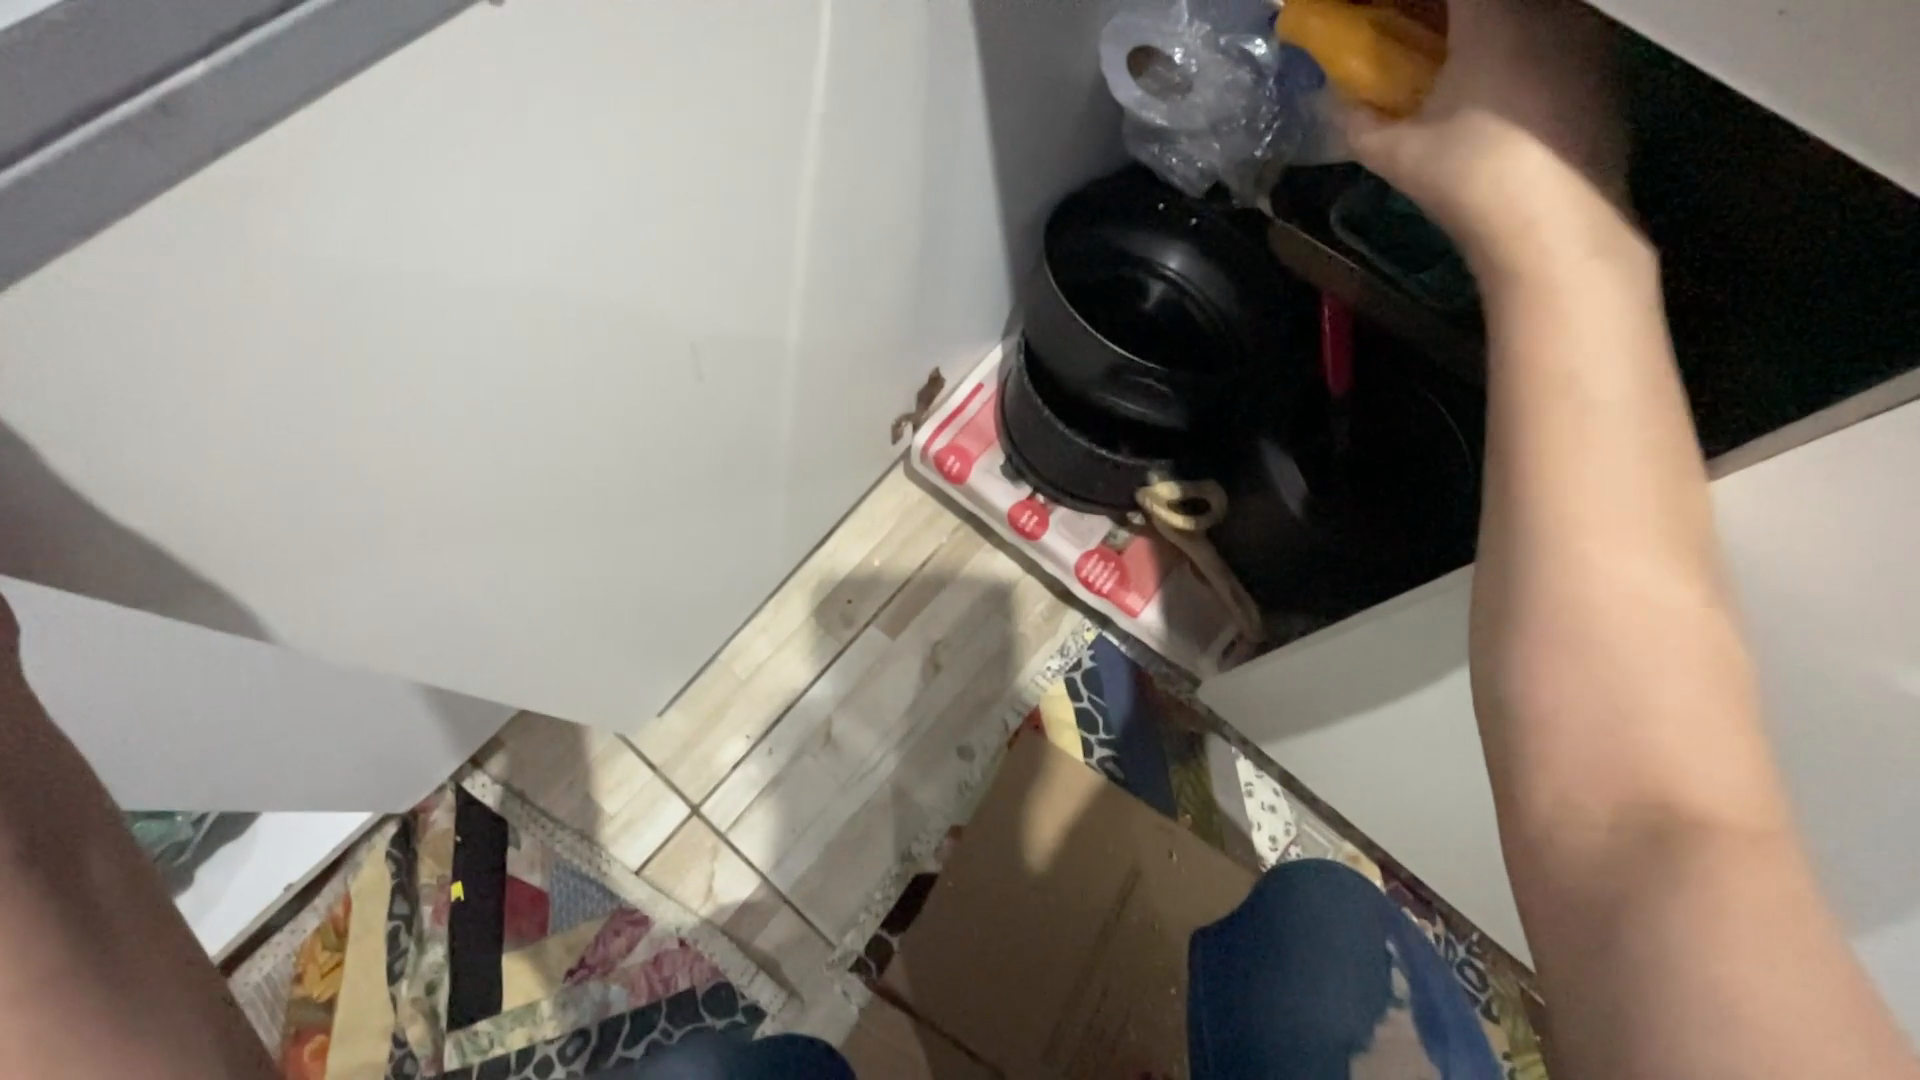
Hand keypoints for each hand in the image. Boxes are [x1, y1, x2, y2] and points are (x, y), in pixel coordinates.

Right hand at [1343, 0, 1632, 278]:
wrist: (1555, 229)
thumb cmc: (1470, 180)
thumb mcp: (1395, 155)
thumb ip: (1358, 122)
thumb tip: (1338, 104)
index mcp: (1494, 15)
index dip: (1417, 4)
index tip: (1395, 19)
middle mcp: (1551, 9)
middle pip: (1495, 2)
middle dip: (1455, 17)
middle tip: (1424, 44)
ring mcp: (1589, 38)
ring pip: (1534, 16)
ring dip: (1494, 34)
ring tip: (1463, 69)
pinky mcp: (1609, 73)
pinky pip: (1560, 41)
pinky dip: (1528, 54)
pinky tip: (1505, 99)